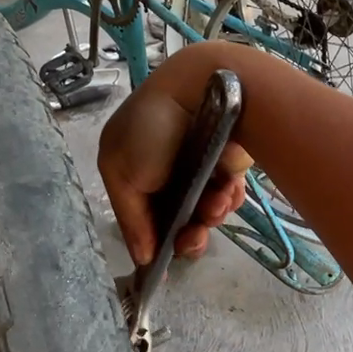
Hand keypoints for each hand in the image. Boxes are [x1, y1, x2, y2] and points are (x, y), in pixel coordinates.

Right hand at [98, 47, 253, 265]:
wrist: (205, 89)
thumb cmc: (154, 128)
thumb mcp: (123, 175)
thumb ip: (131, 220)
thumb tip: (142, 259)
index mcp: (129, 162)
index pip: (138, 212)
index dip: (150, 238)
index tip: (162, 263)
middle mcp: (162, 165)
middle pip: (174, 216)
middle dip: (185, 233)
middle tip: (195, 239)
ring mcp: (196, 163)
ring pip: (203, 210)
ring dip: (209, 215)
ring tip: (216, 203)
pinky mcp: (227, 161)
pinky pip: (226, 193)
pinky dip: (228, 197)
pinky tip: (229, 189)